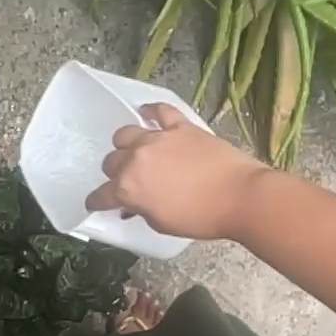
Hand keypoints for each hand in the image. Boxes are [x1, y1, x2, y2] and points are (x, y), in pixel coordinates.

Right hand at [85, 104, 271, 240]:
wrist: (239, 196)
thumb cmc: (201, 217)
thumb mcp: (162, 224)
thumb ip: (142, 210)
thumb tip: (136, 204)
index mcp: (127, 189)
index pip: (100, 195)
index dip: (97, 201)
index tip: (96, 203)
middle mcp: (135, 160)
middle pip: (111, 162)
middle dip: (115, 173)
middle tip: (127, 181)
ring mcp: (157, 139)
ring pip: (125, 134)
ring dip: (125, 145)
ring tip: (135, 151)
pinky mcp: (180, 126)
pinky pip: (158, 111)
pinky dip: (149, 111)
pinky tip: (146, 113)